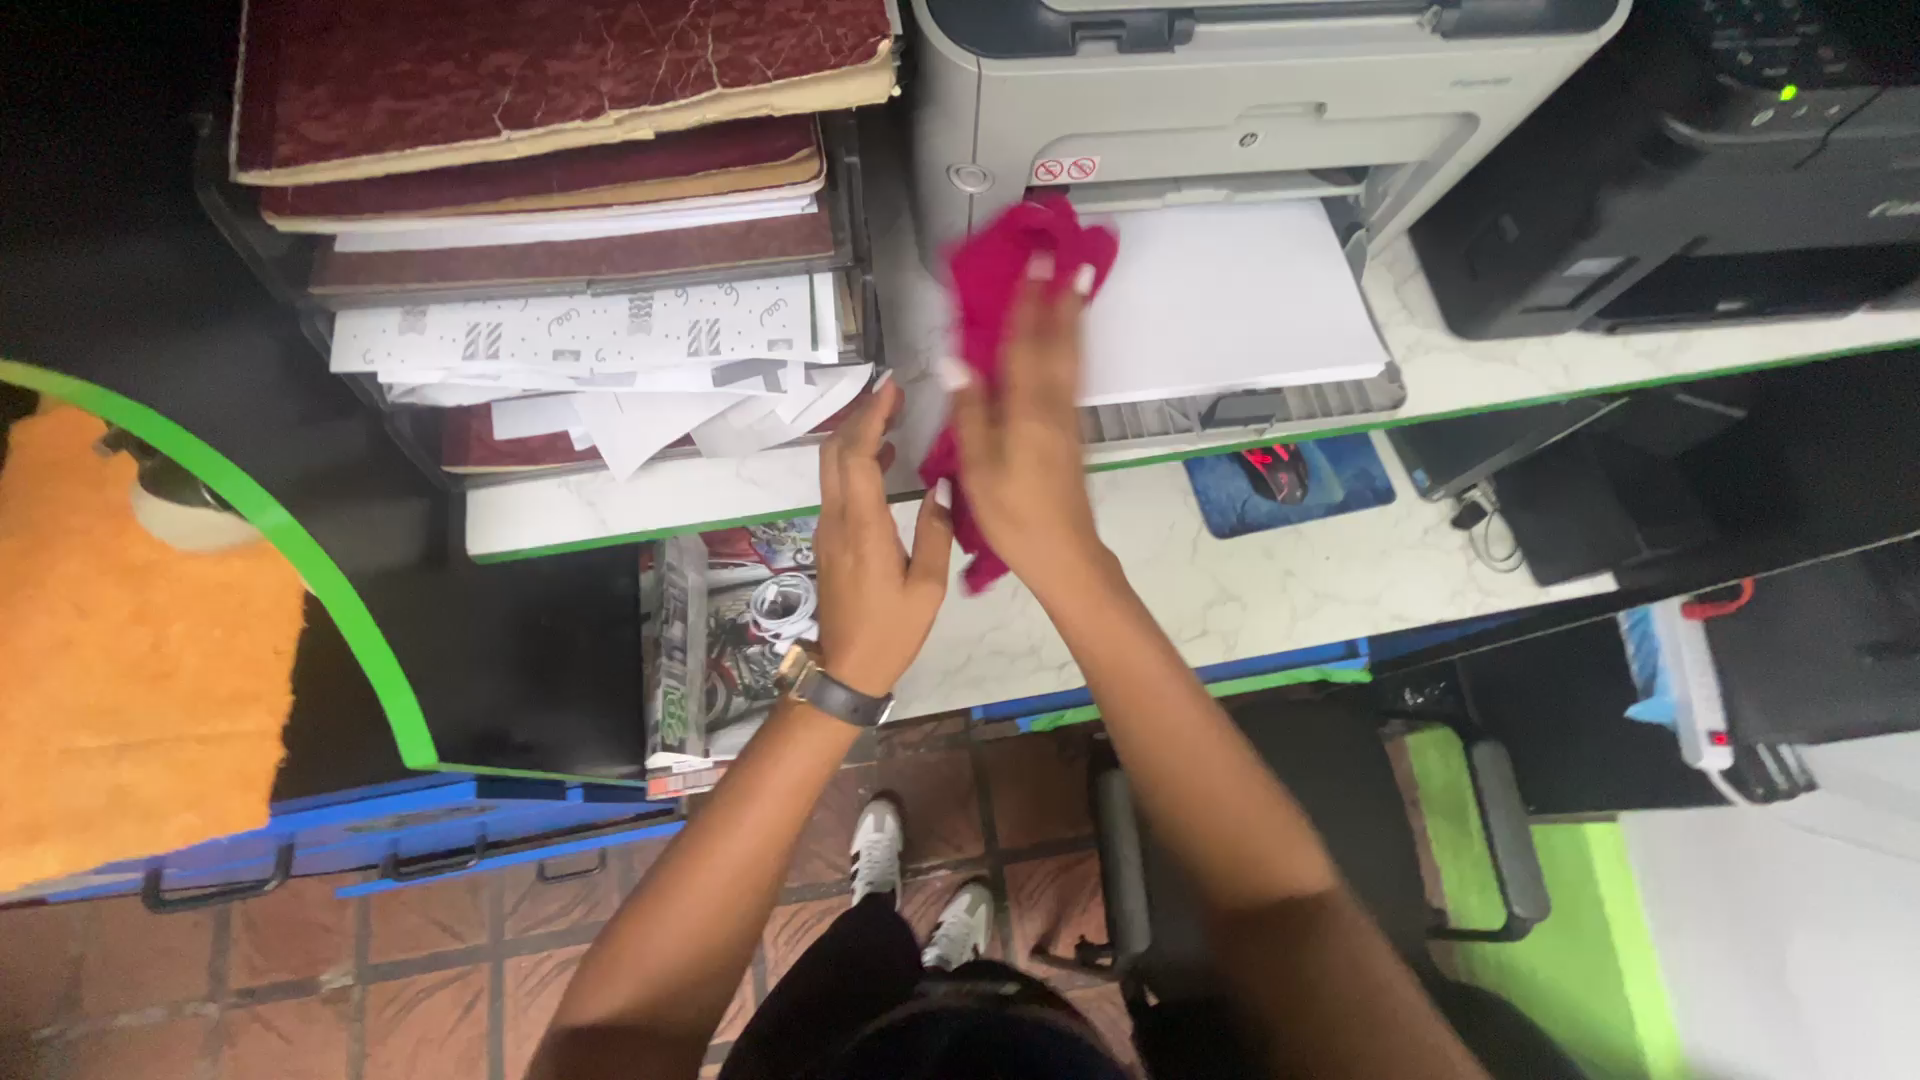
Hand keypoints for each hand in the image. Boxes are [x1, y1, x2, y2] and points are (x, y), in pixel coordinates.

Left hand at [812, 376, 954, 698]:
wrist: (847, 667)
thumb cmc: (892, 631)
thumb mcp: (928, 586)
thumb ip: (935, 531)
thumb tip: (941, 486)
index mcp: (863, 528)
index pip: (856, 456)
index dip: (870, 417)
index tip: (890, 389)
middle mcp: (837, 521)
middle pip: (834, 452)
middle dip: (859, 416)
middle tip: (892, 396)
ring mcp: (827, 529)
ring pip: (831, 468)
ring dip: (855, 437)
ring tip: (891, 419)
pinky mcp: (828, 539)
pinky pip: (836, 487)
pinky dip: (854, 462)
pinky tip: (883, 460)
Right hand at [947, 257, 1106, 594]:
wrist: (1064, 553)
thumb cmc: (1014, 516)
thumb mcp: (978, 469)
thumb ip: (970, 413)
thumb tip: (956, 362)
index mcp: (1027, 412)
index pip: (1025, 345)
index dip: (1029, 303)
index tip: (1035, 264)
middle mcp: (1054, 407)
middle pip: (1059, 344)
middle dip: (1062, 302)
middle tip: (1072, 262)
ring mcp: (1068, 421)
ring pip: (1072, 360)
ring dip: (1074, 322)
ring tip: (1079, 290)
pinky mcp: (1073, 435)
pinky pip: (1072, 378)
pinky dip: (1072, 351)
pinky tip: (1069, 347)